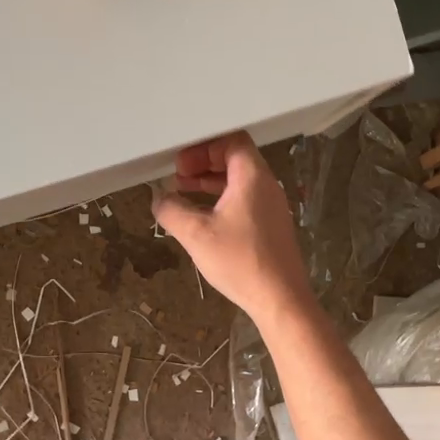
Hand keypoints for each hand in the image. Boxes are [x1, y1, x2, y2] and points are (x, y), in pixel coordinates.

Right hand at [152, 132, 311, 323]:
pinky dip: (223, 201)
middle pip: (236, 159)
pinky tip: (205, 220)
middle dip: (204, 165)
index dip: (203, 148)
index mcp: (252, 176)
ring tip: (184, 195)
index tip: (181, 166)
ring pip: (240, 182)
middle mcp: (267, 186)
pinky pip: (246, 201)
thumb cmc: (240, 261)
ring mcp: (273, 207)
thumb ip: (172, 211)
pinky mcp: (272, 227)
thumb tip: (159, 199)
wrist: (280, 299)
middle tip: (179, 178)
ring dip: (212, 184)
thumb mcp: (196, 235)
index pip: (231, 141)